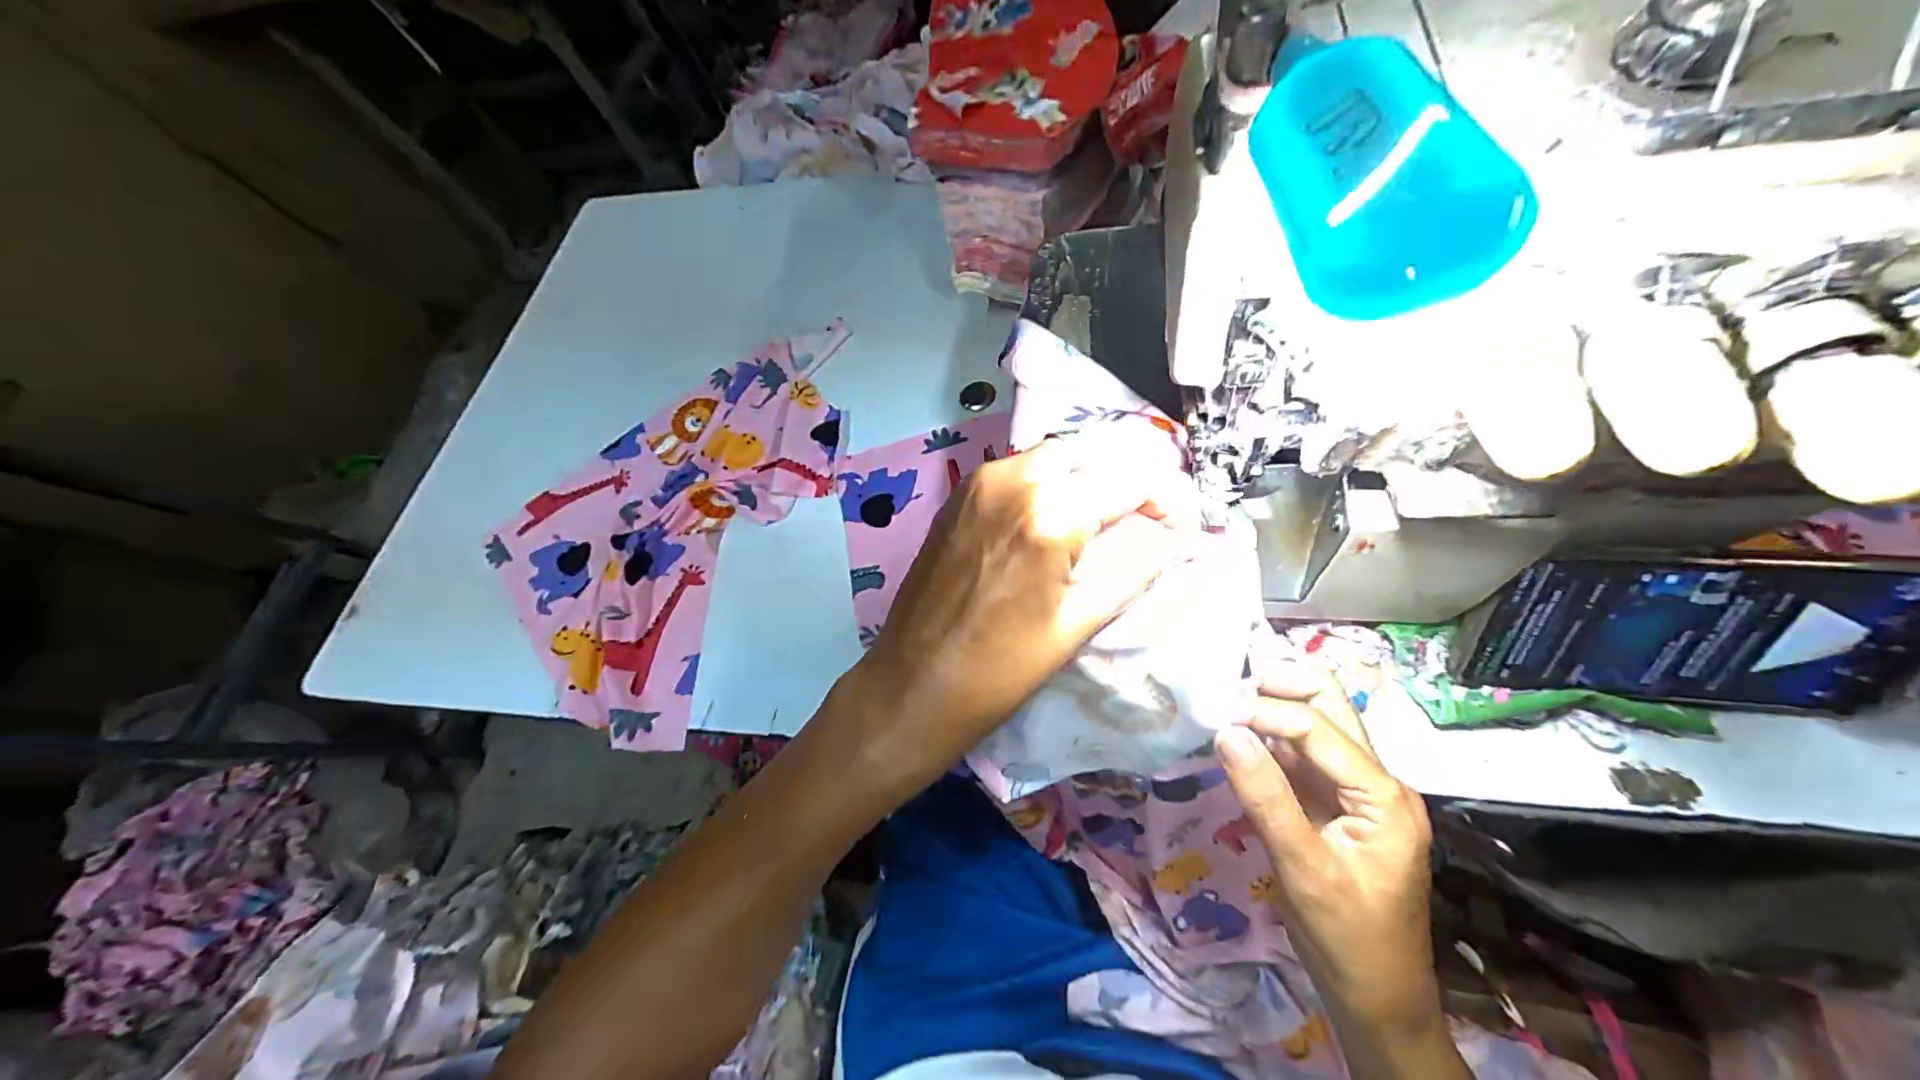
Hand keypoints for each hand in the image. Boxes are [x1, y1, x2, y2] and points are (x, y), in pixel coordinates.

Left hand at [831, 425, 1197, 802]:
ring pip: (1054, 456)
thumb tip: (1176, 534)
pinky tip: (1058, 519)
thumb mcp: (1078, 623)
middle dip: (1126, 477)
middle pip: (1092, 452)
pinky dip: (1050, 482)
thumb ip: (1133, 566)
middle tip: (1147, 517)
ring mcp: (980, 482)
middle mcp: (1014, 480)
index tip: (1180, 520)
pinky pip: (1020, 470)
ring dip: (1088, 476)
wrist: (912, 683)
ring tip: (1107, 520)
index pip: (1130, 478)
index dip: (1165, 494)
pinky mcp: (960, 495)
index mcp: (1050, 514)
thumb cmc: (999, 669)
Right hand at [1214, 668, 1465, 1079]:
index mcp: (1383, 795)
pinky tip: (1239, 740)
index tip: (1214, 716)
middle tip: (1226, 690)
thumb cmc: (1347, 939)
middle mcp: (1375, 782)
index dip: (1265, 714)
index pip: (1319, 729)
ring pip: (1316, 726)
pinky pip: (1301, 758)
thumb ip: (1264, 797)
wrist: (1376, 997)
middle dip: (1280, 688)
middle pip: (1332, 708)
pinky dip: (1270, 741)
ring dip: (1273, 710)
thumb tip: (1225, 732)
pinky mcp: (1334, 805)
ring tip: (1225, 706)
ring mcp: (1355, 792)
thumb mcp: (1302, 870)